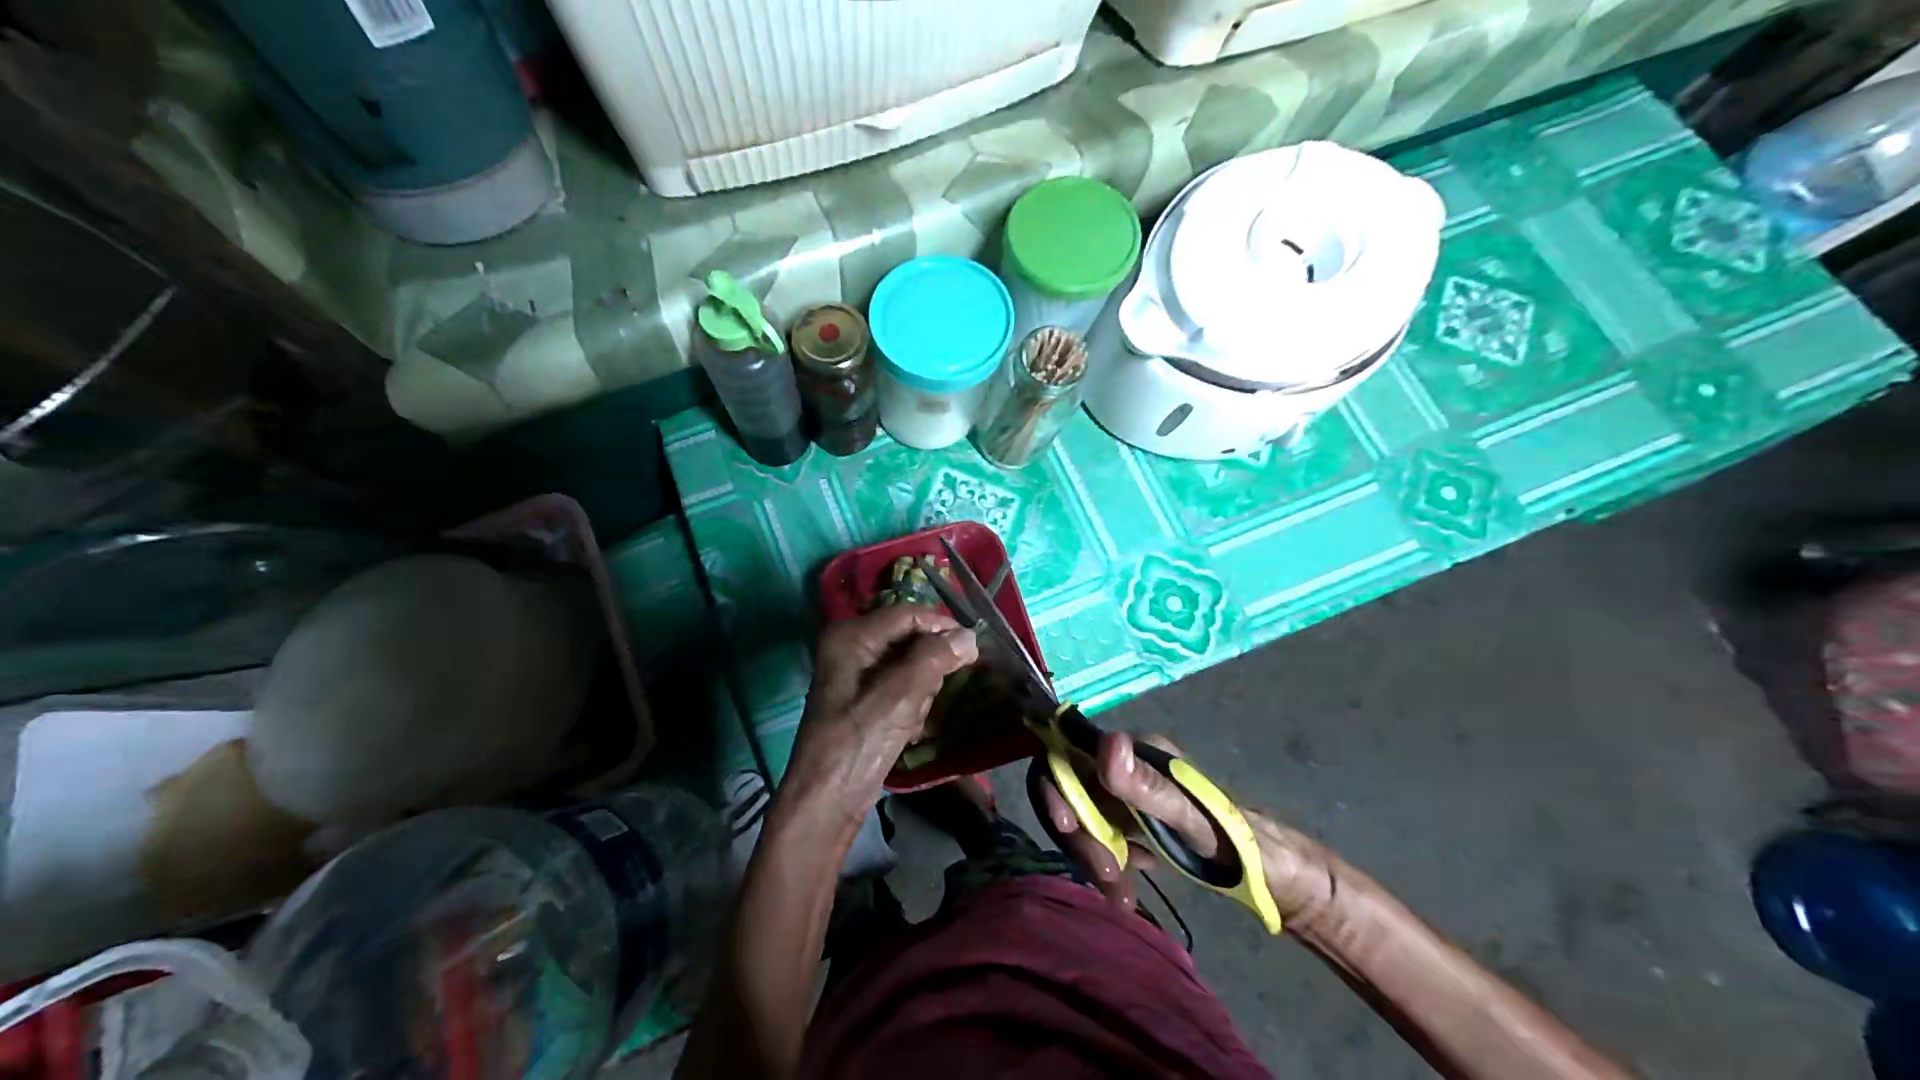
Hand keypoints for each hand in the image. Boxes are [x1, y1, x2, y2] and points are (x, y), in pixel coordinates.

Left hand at [783, 606, 977, 822]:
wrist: (824, 806)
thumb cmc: (856, 747)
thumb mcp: (899, 698)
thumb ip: (934, 659)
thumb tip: (969, 635)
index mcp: (850, 636)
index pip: (908, 613)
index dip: (942, 627)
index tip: (973, 650)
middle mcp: (850, 647)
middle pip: (910, 638)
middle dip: (928, 668)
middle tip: (928, 697)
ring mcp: (856, 675)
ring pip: (910, 666)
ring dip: (921, 692)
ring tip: (911, 721)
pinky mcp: (864, 701)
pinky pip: (902, 690)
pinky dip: (912, 707)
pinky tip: (906, 731)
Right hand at [1034, 732, 1340, 929]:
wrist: (1277, 878)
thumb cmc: (1239, 843)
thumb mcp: (1192, 818)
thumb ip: (1148, 786)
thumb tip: (1107, 743)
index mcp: (1134, 750)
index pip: (1066, 753)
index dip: (1055, 787)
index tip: (1071, 828)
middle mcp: (1124, 766)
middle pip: (1067, 788)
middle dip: (1075, 833)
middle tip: (1104, 873)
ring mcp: (1126, 795)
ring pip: (1080, 817)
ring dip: (1089, 856)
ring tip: (1121, 895)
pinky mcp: (1132, 824)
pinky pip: (1099, 839)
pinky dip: (1103, 867)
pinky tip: (1126, 892)